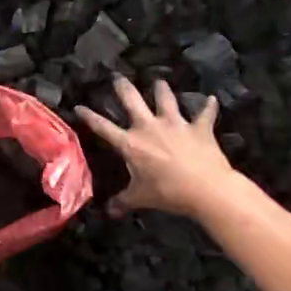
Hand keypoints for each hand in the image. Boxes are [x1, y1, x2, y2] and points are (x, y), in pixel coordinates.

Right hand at [76, 76, 239, 218]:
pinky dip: (209, 106)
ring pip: (165, 100)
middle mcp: (149, 127)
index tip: (79, 106)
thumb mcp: (140, 198)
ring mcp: (175, 125)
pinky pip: (205, 114)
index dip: (88, 116)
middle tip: (118, 77)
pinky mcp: (199, 129)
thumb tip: (108, 212)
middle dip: (124, 87)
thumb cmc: (168, 193)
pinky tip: (211, 99)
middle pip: (132, 100)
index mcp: (130, 143)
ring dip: (162, 90)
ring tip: (159, 81)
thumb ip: (123, 201)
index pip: (102, 126)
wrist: (207, 189)